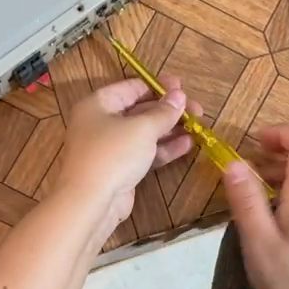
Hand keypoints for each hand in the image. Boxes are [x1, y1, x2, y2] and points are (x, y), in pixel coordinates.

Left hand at [54, 77, 198, 238]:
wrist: (91, 202)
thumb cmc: (113, 154)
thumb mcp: (142, 128)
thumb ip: (163, 111)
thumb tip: (180, 95)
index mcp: (98, 105)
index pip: (131, 88)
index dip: (157, 87)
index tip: (182, 87)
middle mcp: (101, 123)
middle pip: (139, 111)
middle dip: (168, 110)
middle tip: (196, 110)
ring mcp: (111, 148)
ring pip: (144, 134)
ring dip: (170, 130)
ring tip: (197, 126)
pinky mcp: (120, 169)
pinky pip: (144, 153)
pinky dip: (163, 148)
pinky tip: (187, 144)